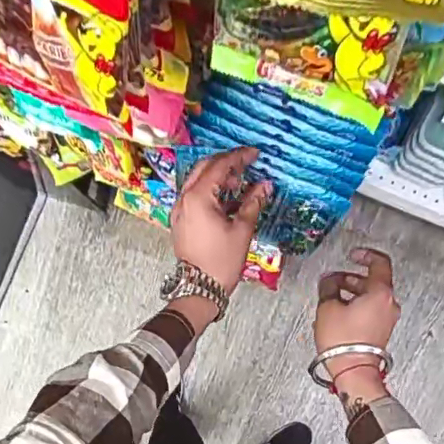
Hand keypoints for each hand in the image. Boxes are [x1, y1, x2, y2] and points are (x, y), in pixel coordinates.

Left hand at [170, 147, 271, 297]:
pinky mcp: (180, 222)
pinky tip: (226, 203)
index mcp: (198, 197)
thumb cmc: (220, 263)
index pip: (220, 166)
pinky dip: (210, 194)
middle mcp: (184, 199)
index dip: (239, 157)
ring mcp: (180, 211)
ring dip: (218, 179)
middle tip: (245, 166)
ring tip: (238, 185)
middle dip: (226, 164)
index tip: (254, 154)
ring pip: (198, 182)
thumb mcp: (242, 231)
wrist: (200, 289)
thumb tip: (264, 186)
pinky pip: (194, 197)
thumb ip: (253, 203)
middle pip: (205, 168)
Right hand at [316, 248, 398, 399]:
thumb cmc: (344, 343)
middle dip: (351, 278)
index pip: (379, 262)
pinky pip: (370, 312)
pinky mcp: (381, 332)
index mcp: (380, 293)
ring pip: (371, 297)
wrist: (353, 371)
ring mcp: (386, 320)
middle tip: (334, 281)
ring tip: (333, 298)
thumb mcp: (328, 307)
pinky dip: (357, 307)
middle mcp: (388, 305)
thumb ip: (328, 287)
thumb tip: (328, 281)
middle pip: (373, 281)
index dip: (364, 255)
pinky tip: (340, 314)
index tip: (354, 255)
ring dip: (353, 294)